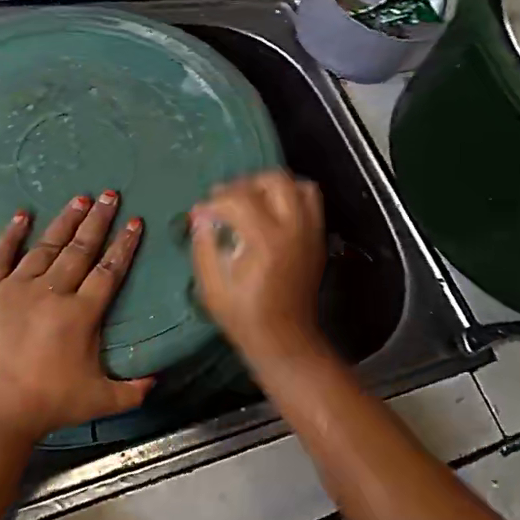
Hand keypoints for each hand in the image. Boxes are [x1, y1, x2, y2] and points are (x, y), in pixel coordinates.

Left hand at [0, 191, 154, 440]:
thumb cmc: (46, 404)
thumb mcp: (100, 402)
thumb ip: (132, 391)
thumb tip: (156, 380)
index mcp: (80, 314)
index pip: (108, 271)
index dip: (123, 246)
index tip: (134, 222)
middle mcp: (51, 292)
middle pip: (80, 250)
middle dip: (98, 221)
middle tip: (110, 195)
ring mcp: (16, 288)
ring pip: (45, 247)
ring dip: (64, 222)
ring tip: (79, 199)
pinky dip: (10, 235)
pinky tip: (21, 215)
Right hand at [190, 171, 329, 365]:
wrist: (284, 339)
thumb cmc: (243, 315)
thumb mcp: (212, 284)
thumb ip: (204, 243)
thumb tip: (201, 215)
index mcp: (266, 241)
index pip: (239, 199)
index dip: (214, 202)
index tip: (201, 214)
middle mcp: (294, 229)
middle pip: (275, 180)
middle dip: (245, 184)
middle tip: (226, 200)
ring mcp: (311, 232)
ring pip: (298, 185)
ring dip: (271, 187)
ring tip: (251, 202)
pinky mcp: (318, 239)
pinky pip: (310, 202)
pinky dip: (290, 198)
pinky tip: (270, 214)